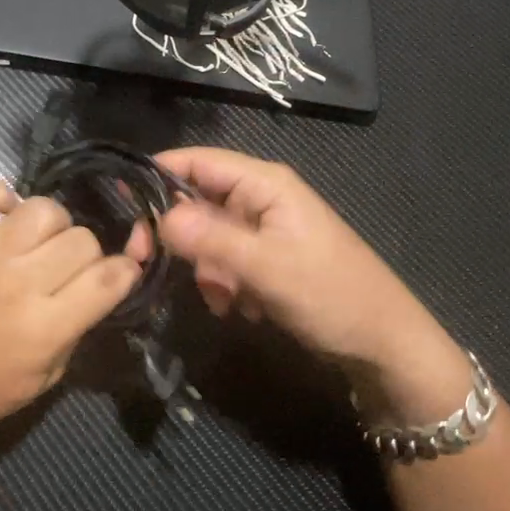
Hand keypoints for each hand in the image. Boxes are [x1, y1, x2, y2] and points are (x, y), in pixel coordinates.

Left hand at [0, 180, 140, 439]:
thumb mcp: (46, 378)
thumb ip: (77, 329)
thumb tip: (101, 287)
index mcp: (44, 327)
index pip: (106, 280)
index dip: (126, 272)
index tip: (123, 273)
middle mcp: (18, 282)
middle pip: (80, 239)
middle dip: (89, 253)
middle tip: (72, 269)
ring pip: (42, 208)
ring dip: (54, 223)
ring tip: (43, 242)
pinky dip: (2, 196)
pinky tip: (7, 217)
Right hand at [147, 148, 457, 389]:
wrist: (387, 349)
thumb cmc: (333, 296)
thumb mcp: (268, 269)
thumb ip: (212, 240)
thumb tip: (159, 216)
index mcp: (263, 182)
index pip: (195, 161)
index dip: (156, 176)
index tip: (122, 207)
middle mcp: (259, 197)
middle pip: (195, 198)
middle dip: (176, 233)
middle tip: (150, 262)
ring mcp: (263, 229)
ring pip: (206, 235)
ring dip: (204, 266)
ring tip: (221, 299)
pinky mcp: (266, 259)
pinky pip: (224, 260)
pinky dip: (221, 282)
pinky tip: (237, 308)